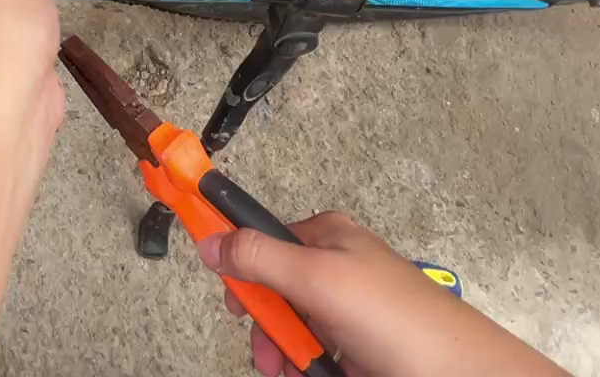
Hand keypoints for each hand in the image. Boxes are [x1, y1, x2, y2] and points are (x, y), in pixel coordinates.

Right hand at [198, 212, 569, 376]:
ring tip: (296, 376)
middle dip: (267, 326)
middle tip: (270, 357)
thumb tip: (206, 238)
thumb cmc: (393, 320)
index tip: (230, 302)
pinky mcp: (368, 353)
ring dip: (287, 355)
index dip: (240, 267)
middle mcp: (338, 267)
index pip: (263, 237)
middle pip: (276, 290)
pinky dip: (312, 369)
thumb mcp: (316, 278)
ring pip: (296, 329)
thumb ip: (257, 256)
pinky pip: (321, 355)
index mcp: (327, 236)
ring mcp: (354, 313)